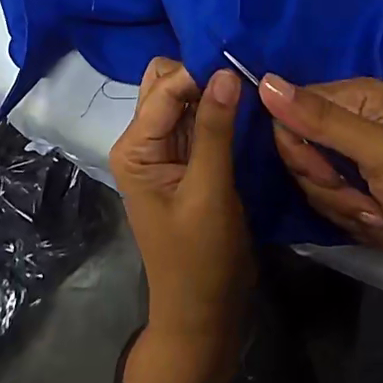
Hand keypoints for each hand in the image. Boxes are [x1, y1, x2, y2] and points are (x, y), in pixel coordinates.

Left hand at [108, 59, 251, 382]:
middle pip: (165, 84)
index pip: (164, 88)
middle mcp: (142, 141)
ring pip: (181, 98)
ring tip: (248, 82)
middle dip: (199, 74)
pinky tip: (243, 104)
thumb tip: (226, 72)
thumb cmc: (201, 260)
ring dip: (210, 89)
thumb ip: (215, 130)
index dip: (199, 73)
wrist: (202, 316)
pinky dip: (216, 109)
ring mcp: (164, 150)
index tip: (241, 65)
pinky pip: (196, 120)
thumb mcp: (209, 192)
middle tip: (242, 75)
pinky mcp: (186, 160)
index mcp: (135, 147)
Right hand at [258, 75, 382, 300]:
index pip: (290, 110)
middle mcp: (353, 125)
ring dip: (348, 211)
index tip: (327, 173)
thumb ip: (320, 120)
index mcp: (357, 99)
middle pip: (300, 151)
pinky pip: (336, 211)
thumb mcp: (381, 153)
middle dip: (328, 186)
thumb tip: (264, 81)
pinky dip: (363, 228)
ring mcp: (361, 165)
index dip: (298, 146)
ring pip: (315, 186)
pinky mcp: (369, 200)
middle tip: (367, 201)